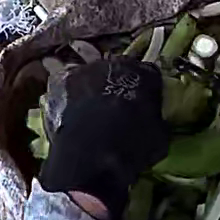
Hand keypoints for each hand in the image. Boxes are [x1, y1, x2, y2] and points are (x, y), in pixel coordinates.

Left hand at [38, 59, 169, 219]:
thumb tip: (153, 118)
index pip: (147, 75)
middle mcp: (113, 63)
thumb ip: (156, 118)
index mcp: (142, 72)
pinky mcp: (60, 82)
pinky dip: (70, 99)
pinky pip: (68, 89)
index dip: (145, 90)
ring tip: (91, 114)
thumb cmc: (133, 148)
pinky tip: (72, 117)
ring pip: (91, 77)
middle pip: (117, 71)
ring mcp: (84, 70)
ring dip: (92, 90)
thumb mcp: (160, 136)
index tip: (143, 104)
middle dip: (116, 85)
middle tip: (116, 108)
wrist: (91, 155)